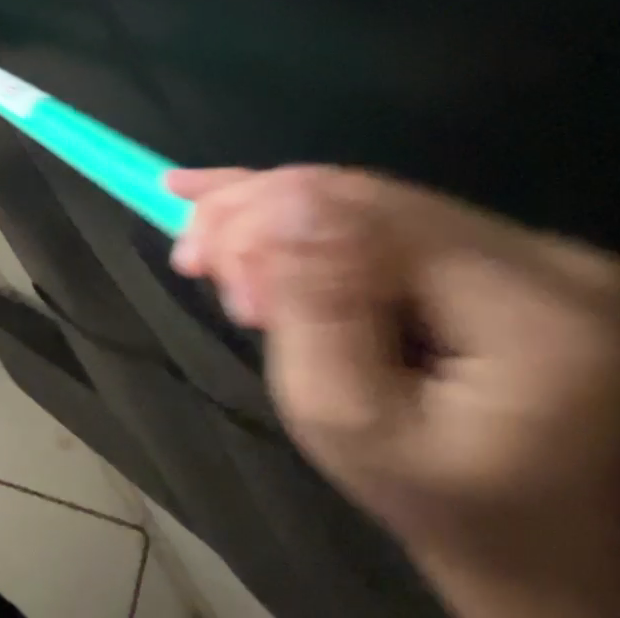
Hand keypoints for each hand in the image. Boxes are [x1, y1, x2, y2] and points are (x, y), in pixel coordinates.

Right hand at [168, 166, 619, 614]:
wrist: (538, 545)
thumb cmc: (434, 502)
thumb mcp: (349, 422)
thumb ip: (315, 310)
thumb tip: (279, 204)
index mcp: (533, 314)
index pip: (363, 217)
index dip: (264, 222)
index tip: (197, 268)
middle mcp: (550, 264)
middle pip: (362, 195)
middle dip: (253, 212)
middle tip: (189, 258)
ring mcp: (537, 257)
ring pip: (365, 196)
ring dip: (268, 213)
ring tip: (201, 245)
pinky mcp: (509, 259)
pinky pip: (384, 213)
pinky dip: (303, 213)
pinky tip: (237, 198)